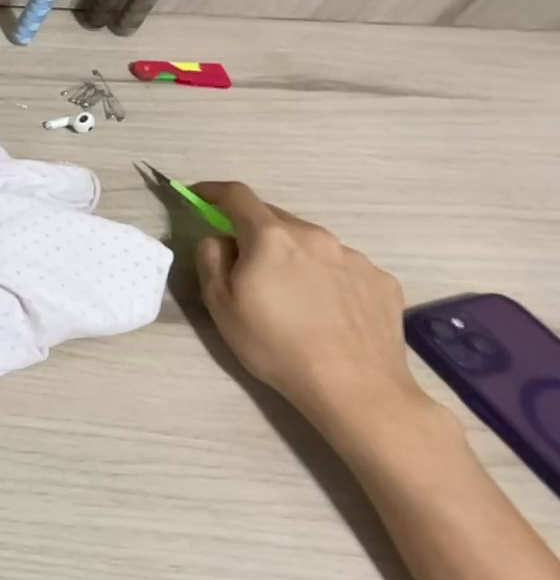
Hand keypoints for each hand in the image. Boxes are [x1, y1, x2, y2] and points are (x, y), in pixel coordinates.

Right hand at [192, 182, 426, 430]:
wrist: (356, 389)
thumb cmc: (274, 344)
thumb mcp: (219, 302)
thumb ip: (211, 257)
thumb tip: (221, 239)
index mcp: (270, 237)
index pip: (237, 196)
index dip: (212, 191)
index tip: (197, 196)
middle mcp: (315, 237)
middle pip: (275, 218)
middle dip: (253, 229)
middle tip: (243, 260)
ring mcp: (355, 259)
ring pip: (309, 242)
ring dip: (291, 253)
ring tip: (289, 292)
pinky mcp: (382, 282)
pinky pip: (341, 265)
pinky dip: (323, 273)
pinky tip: (323, 307)